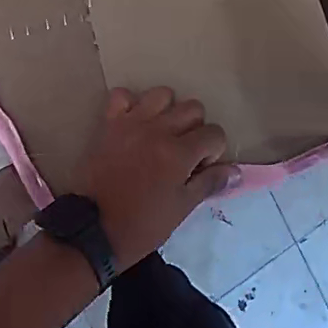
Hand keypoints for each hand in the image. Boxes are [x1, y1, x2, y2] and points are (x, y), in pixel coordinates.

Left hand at [70, 87, 238, 267]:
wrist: (91, 232)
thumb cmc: (142, 225)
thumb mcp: (182, 208)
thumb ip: (210, 183)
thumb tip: (236, 171)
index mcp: (179, 153)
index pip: (215, 133)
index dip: (213, 151)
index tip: (200, 169)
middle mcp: (158, 131)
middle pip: (193, 109)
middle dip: (195, 129)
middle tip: (183, 153)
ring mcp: (131, 124)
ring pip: (163, 95)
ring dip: (168, 111)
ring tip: (161, 134)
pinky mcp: (109, 125)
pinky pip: (122, 96)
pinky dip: (131, 104)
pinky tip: (134, 123)